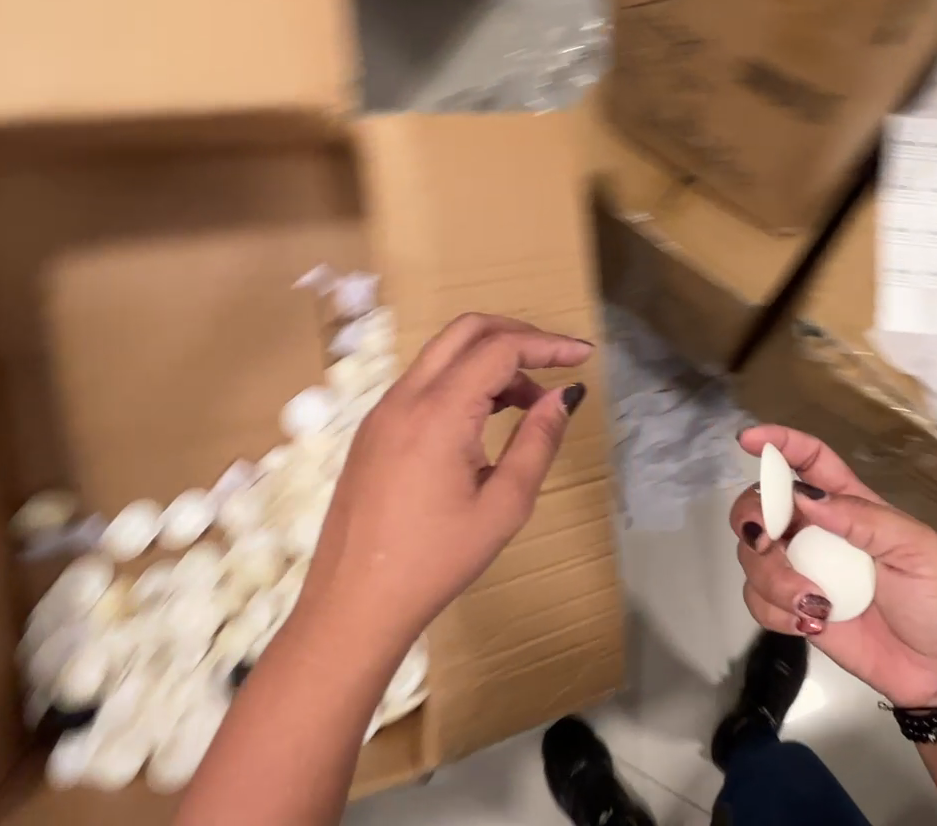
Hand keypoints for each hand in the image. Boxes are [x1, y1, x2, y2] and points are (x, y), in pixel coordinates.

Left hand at [303, 313, 593, 636]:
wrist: (353, 606)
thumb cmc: (435, 561)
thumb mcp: (504, 505)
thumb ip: (538, 441)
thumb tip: (564, 396)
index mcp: (438, 414)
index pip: (500, 348)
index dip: (548, 344)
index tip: (583, 356)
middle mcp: (405, 398)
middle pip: (467, 330)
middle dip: (518, 335)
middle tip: (556, 361)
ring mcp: (383, 411)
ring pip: (444, 353)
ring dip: (491, 359)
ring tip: (530, 402)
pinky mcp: (374, 429)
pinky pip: (426, 381)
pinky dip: (465, 380)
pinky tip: (489, 418)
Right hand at [731, 426, 936, 708]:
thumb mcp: (915, 549)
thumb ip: (862, 518)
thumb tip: (804, 496)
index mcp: (850, 504)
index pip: (809, 459)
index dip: (779, 443)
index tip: (748, 440)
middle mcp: (818, 531)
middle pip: (763, 504)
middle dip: (753, 517)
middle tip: (766, 542)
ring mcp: (803, 570)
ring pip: (753, 555)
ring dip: (772, 578)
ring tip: (813, 606)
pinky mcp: (793, 610)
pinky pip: (757, 599)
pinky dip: (774, 611)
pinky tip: (810, 625)